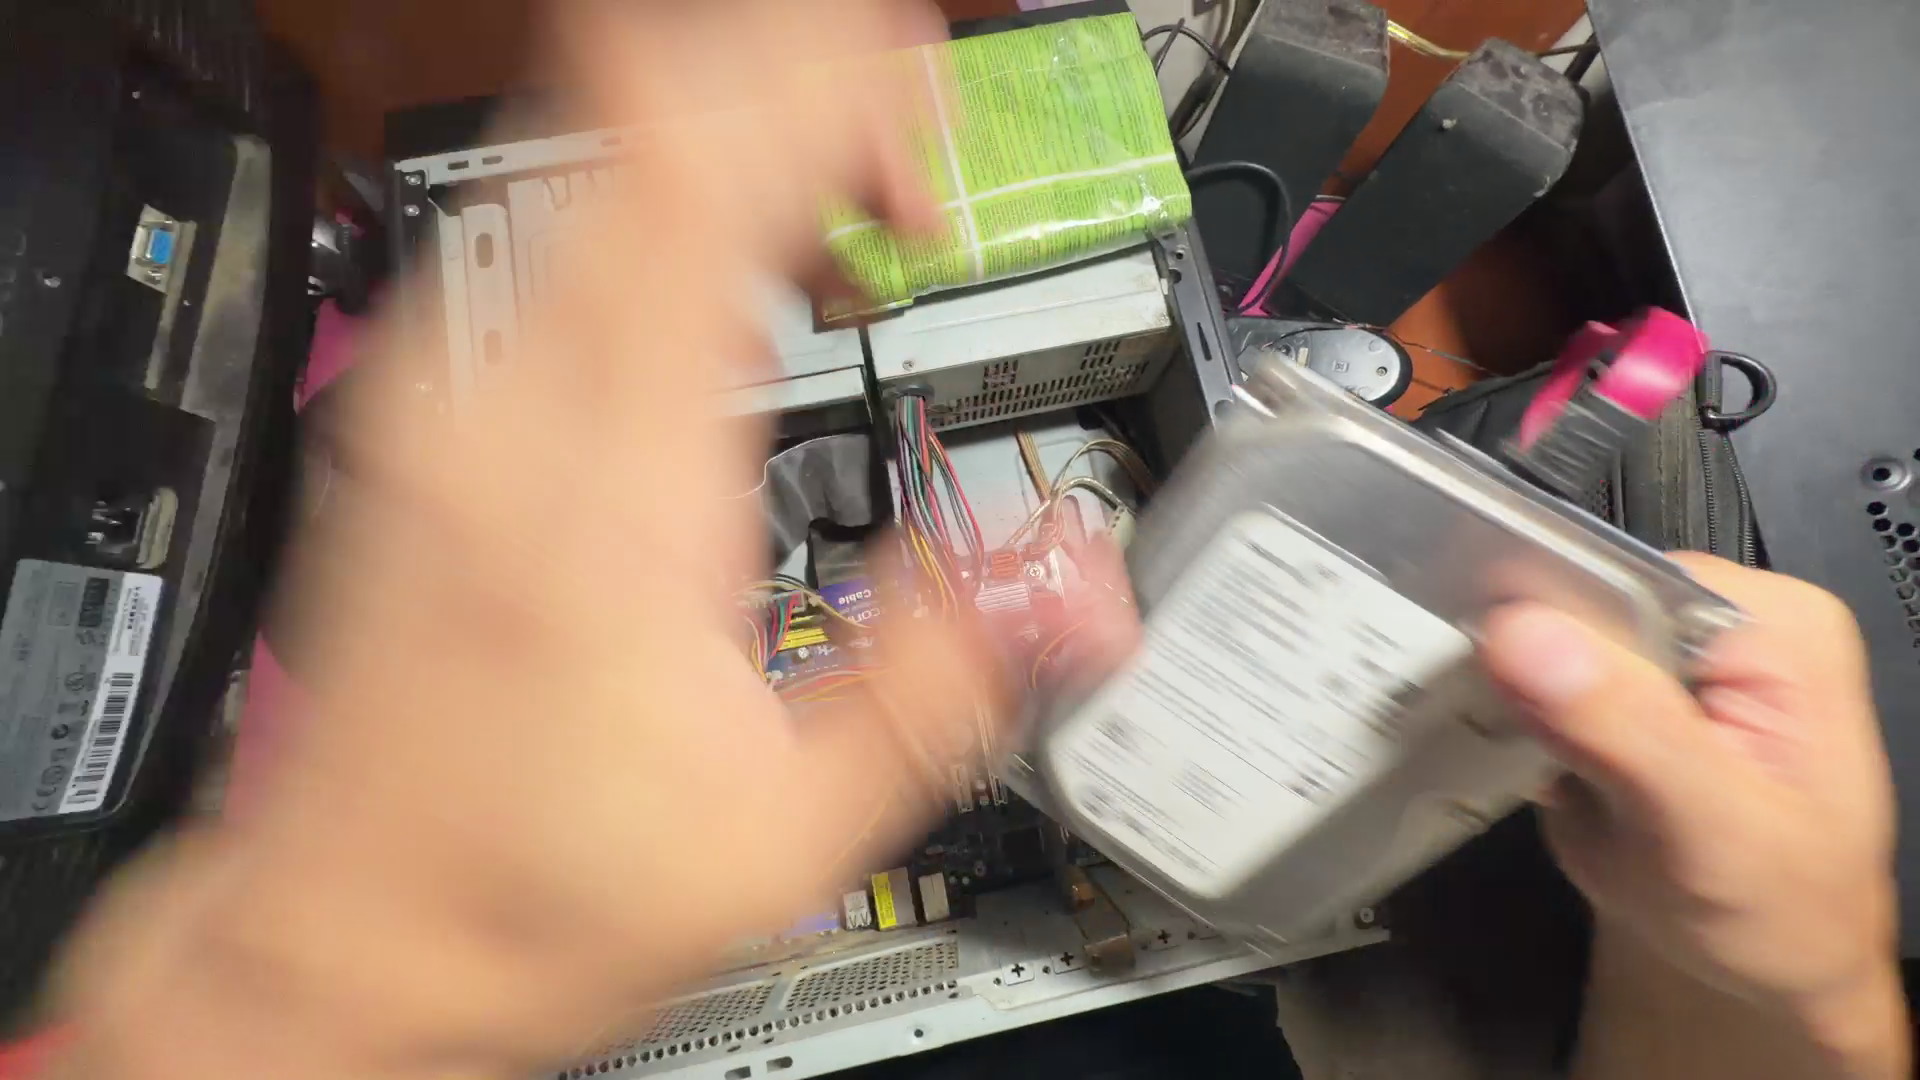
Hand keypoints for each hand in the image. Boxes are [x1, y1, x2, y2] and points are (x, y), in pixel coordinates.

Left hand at [42, 4, 1119, 1079]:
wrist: (365, 934)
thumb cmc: (542, 885)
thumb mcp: (791, 822)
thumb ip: (946, 673)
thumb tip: (1070, 577)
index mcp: (613, 493)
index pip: (707, 181)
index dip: (829, 101)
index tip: (928, 133)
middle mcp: (514, 409)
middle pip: (644, 111)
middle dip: (798, 80)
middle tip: (912, 149)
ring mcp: (465, 397)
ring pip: (601, 149)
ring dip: (750, 134)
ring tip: (863, 214)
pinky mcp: (458, 419)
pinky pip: (571, 234)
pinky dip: (689, 206)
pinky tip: (764, 276)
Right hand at [1481, 554, 1906, 1073]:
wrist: (1738, 959)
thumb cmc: (1762, 907)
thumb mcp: (1707, 826)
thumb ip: (1625, 728)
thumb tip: (1520, 634)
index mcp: (1763, 622)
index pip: (1610, 579)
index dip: (1539, 619)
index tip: (1491, 678)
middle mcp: (1701, 614)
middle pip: (1559, 593)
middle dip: (1510, 653)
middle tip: (1489, 719)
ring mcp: (1645, 648)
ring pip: (1524, 627)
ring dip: (1489, 677)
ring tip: (1487, 731)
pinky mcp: (1595, 682)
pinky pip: (1514, 663)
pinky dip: (1491, 699)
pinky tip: (1491, 734)